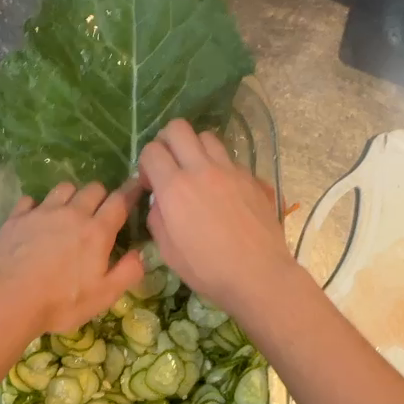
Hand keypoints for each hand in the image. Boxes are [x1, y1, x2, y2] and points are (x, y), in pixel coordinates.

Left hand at [0, 182, 146, 336]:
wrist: (9, 299)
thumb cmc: (61, 302)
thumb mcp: (104, 296)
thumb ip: (128, 273)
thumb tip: (140, 254)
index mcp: (97, 232)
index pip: (120, 202)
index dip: (131, 193)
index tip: (137, 188)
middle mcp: (72, 213)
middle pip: (93, 189)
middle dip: (102, 196)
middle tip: (100, 213)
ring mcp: (42, 212)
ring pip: (64, 188)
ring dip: (72, 196)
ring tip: (69, 213)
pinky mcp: (17, 218)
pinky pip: (31, 200)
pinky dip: (38, 206)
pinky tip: (37, 221)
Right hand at [139, 120, 300, 319]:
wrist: (258, 274)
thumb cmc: (208, 270)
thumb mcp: (169, 253)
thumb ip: (158, 219)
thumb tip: (159, 202)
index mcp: (175, 188)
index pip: (151, 151)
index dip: (146, 163)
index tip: (151, 183)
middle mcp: (201, 169)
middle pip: (178, 128)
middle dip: (167, 142)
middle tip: (170, 165)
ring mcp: (230, 170)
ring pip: (207, 137)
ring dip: (195, 149)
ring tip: (197, 173)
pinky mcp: (251, 178)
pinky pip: (229, 159)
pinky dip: (219, 166)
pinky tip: (222, 190)